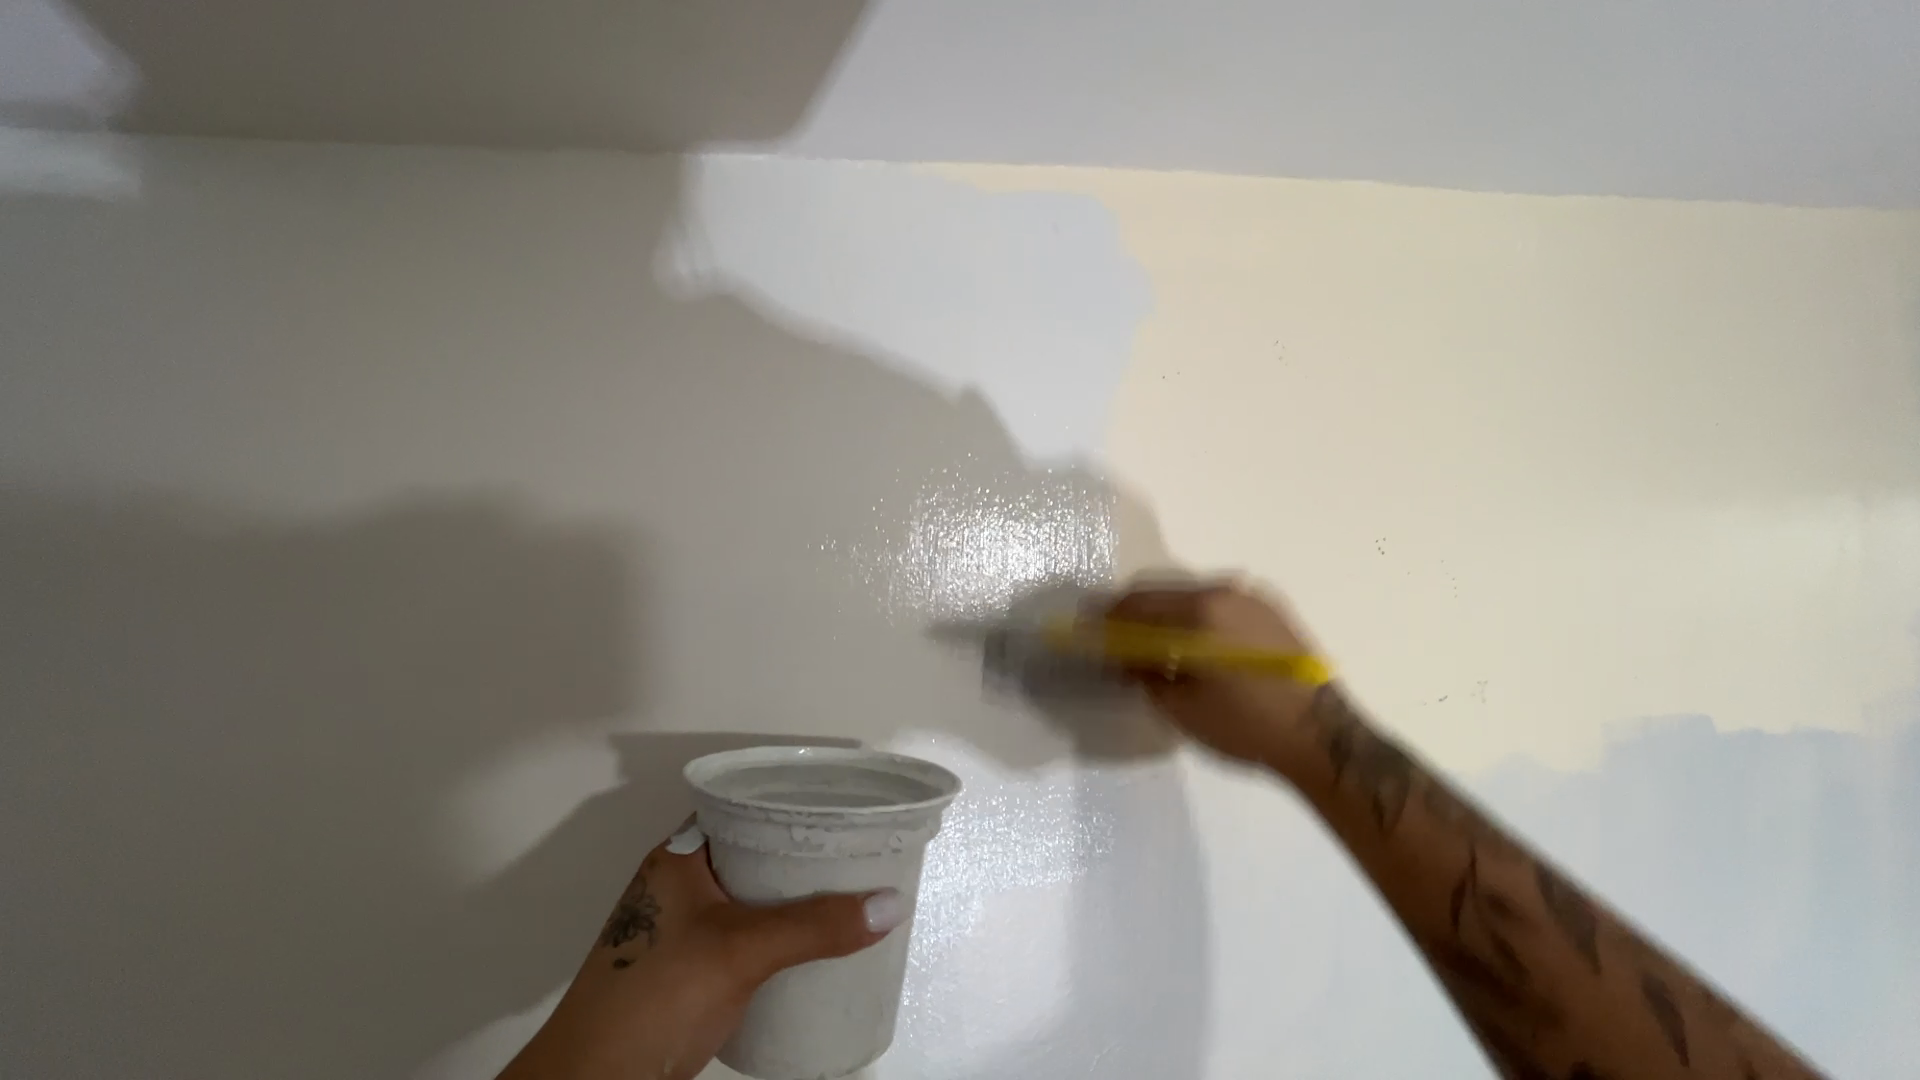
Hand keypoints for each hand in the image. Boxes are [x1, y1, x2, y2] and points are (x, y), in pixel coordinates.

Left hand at [499, 822, 903, 1079]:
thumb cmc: (657, 995)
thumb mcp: (740, 952)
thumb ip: (814, 927)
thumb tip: (893, 904)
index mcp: (680, 856)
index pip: (743, 807)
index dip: (791, 801)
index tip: (841, 803)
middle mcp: (680, 881)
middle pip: (753, 851)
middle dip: (803, 851)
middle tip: (857, 846)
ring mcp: (684, 927)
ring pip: (752, 894)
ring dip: (793, 893)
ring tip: (848, 887)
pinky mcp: (692, 967)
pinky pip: (748, 930)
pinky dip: (781, 928)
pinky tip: (813, 939)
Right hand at [1104, 579, 1324, 771]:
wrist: (1321, 737)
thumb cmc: (1245, 725)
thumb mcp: (1182, 706)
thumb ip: (1144, 672)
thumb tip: (1124, 656)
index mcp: (1201, 610)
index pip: (1138, 601)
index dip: (1108, 615)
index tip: (1089, 629)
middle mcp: (1226, 590)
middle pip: (1163, 590)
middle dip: (1133, 610)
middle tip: (1116, 637)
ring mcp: (1253, 597)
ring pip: (1191, 593)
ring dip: (1165, 613)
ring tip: (1153, 644)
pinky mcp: (1271, 609)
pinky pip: (1218, 602)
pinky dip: (1195, 616)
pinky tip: (1192, 645)